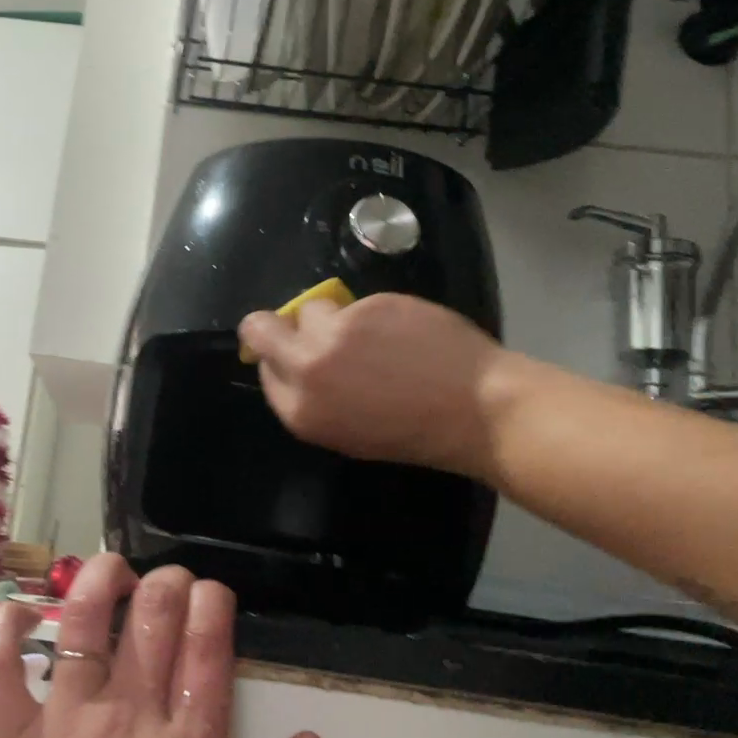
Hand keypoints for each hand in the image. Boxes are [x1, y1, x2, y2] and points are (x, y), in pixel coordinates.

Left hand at [0, 554, 323, 737]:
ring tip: (111, 567)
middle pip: (152, 623)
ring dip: (98, 584)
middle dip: (166, 584)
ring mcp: (64, 730)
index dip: (214, 605)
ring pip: (82, 628)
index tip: (213, 592)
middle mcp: (129, 725)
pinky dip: (3, 631)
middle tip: (170, 581)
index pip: (209, 650)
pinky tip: (19, 611)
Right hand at [238, 292, 511, 477]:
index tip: (296, 357)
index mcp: (300, 411)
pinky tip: (403, 333)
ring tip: (371, 337)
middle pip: (261, 328)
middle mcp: (307, 369)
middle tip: (298, 326)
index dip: (278, 358)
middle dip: (271, 325)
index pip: (264, 369)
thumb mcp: (346, 434)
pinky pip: (356, 303)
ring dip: (332, 318)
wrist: (475, 409)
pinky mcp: (368, 306)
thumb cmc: (413, 432)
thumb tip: (294, 366)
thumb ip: (311, 400)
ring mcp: (336, 332)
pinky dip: (374, 315)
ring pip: (313, 309)